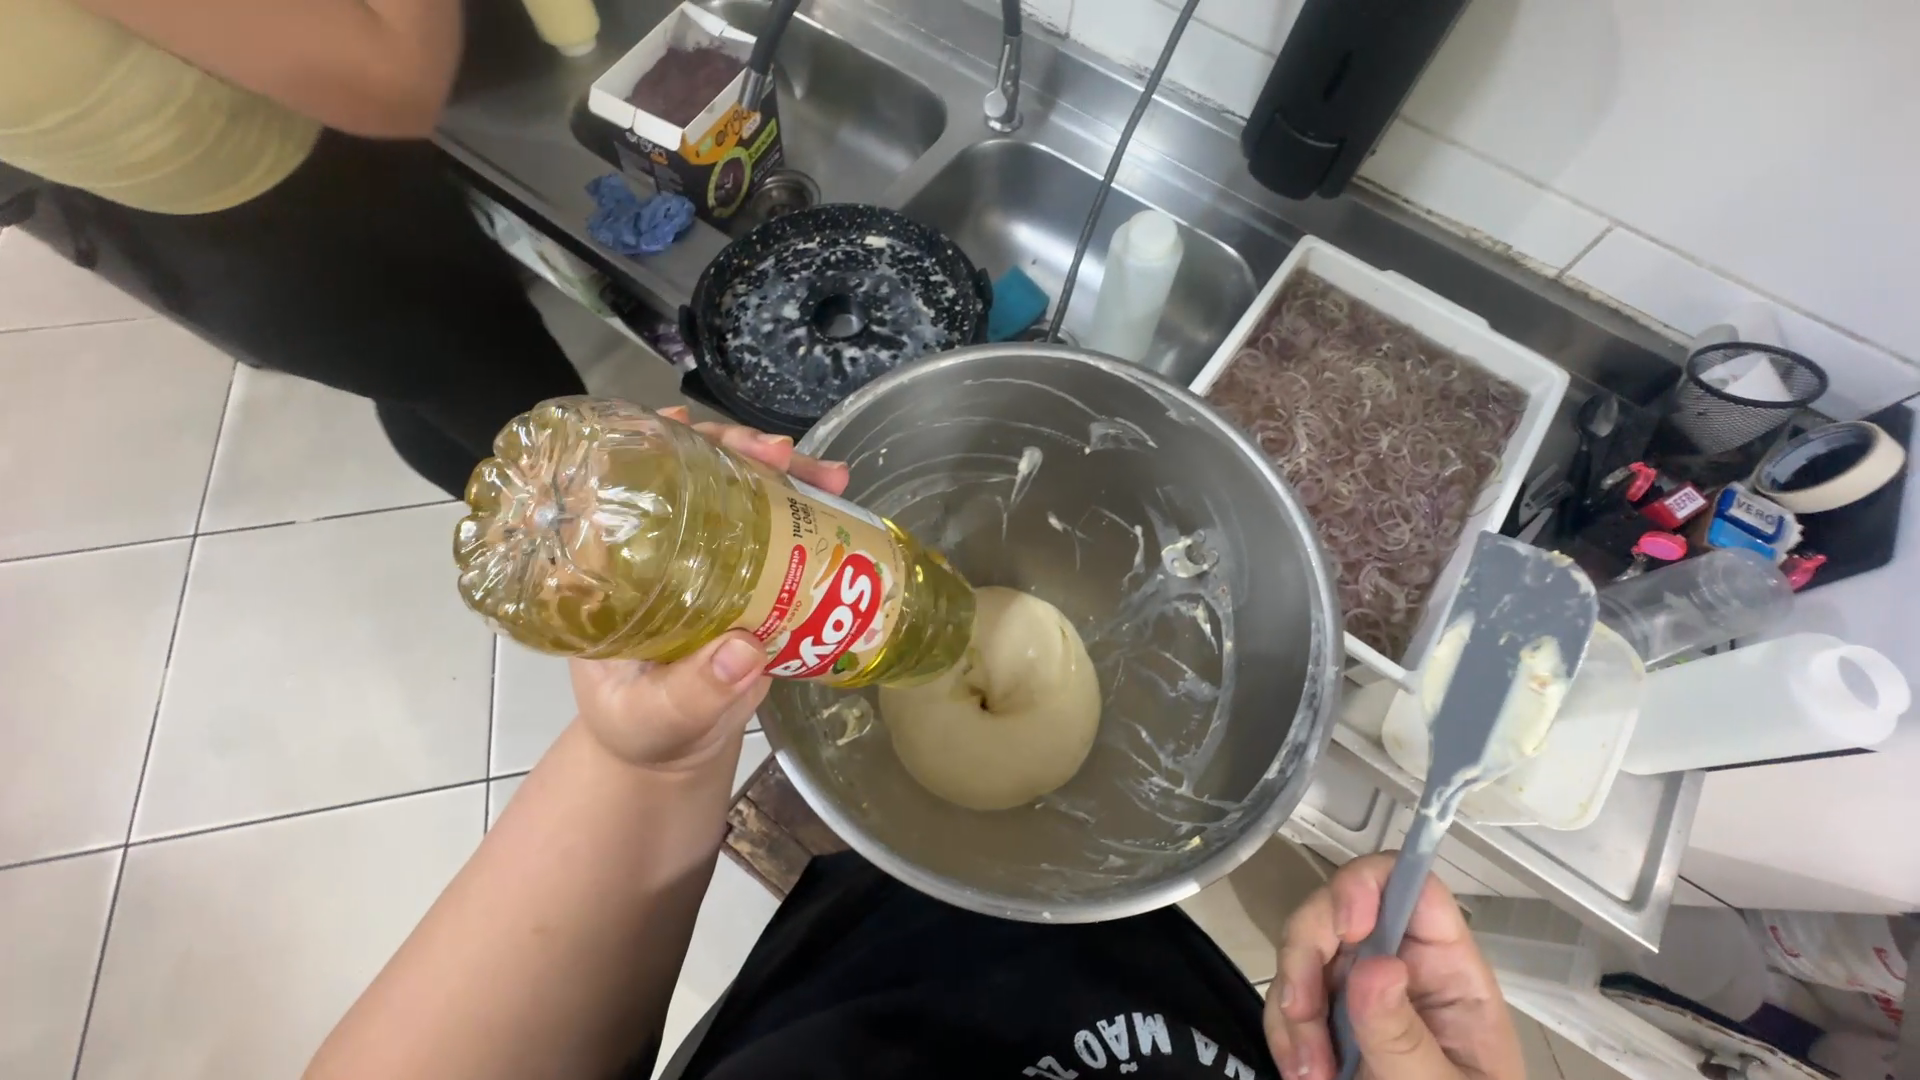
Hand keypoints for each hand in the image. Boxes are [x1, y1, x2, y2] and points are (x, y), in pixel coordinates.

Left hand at [568, 407, 850, 771]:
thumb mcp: (656, 717)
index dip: (651, 444)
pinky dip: (810, 511)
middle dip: (737, 450)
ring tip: (829, 477)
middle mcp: (660, 548)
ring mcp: (710, 557)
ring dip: (787, 474)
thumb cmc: (643, 730)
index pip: (622, 483)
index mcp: (613, 566)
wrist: (681, 749)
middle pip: (692, 472)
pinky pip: (779, 530)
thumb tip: (747, 650)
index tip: (687, 429)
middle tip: (781, 456)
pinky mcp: (751, 575)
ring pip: (743, 492)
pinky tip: (837, 496)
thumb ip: (693, 693)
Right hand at [1264, 854, 1523, 1079]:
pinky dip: (1284, 1032)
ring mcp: (1357, 989)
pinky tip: (1303, 1074)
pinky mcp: (1326, 1018)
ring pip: (1300, 952)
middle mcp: (1399, 965)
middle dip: (1307, 955)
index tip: (1345, 927)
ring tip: (1309, 1074)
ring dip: (1291, 1006)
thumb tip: (1376, 963)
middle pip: (1335, 909)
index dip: (1369, 884)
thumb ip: (1406, 1037)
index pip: (1411, 887)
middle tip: (1305, 1013)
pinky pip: (1285, 997)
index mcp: (1449, 973)